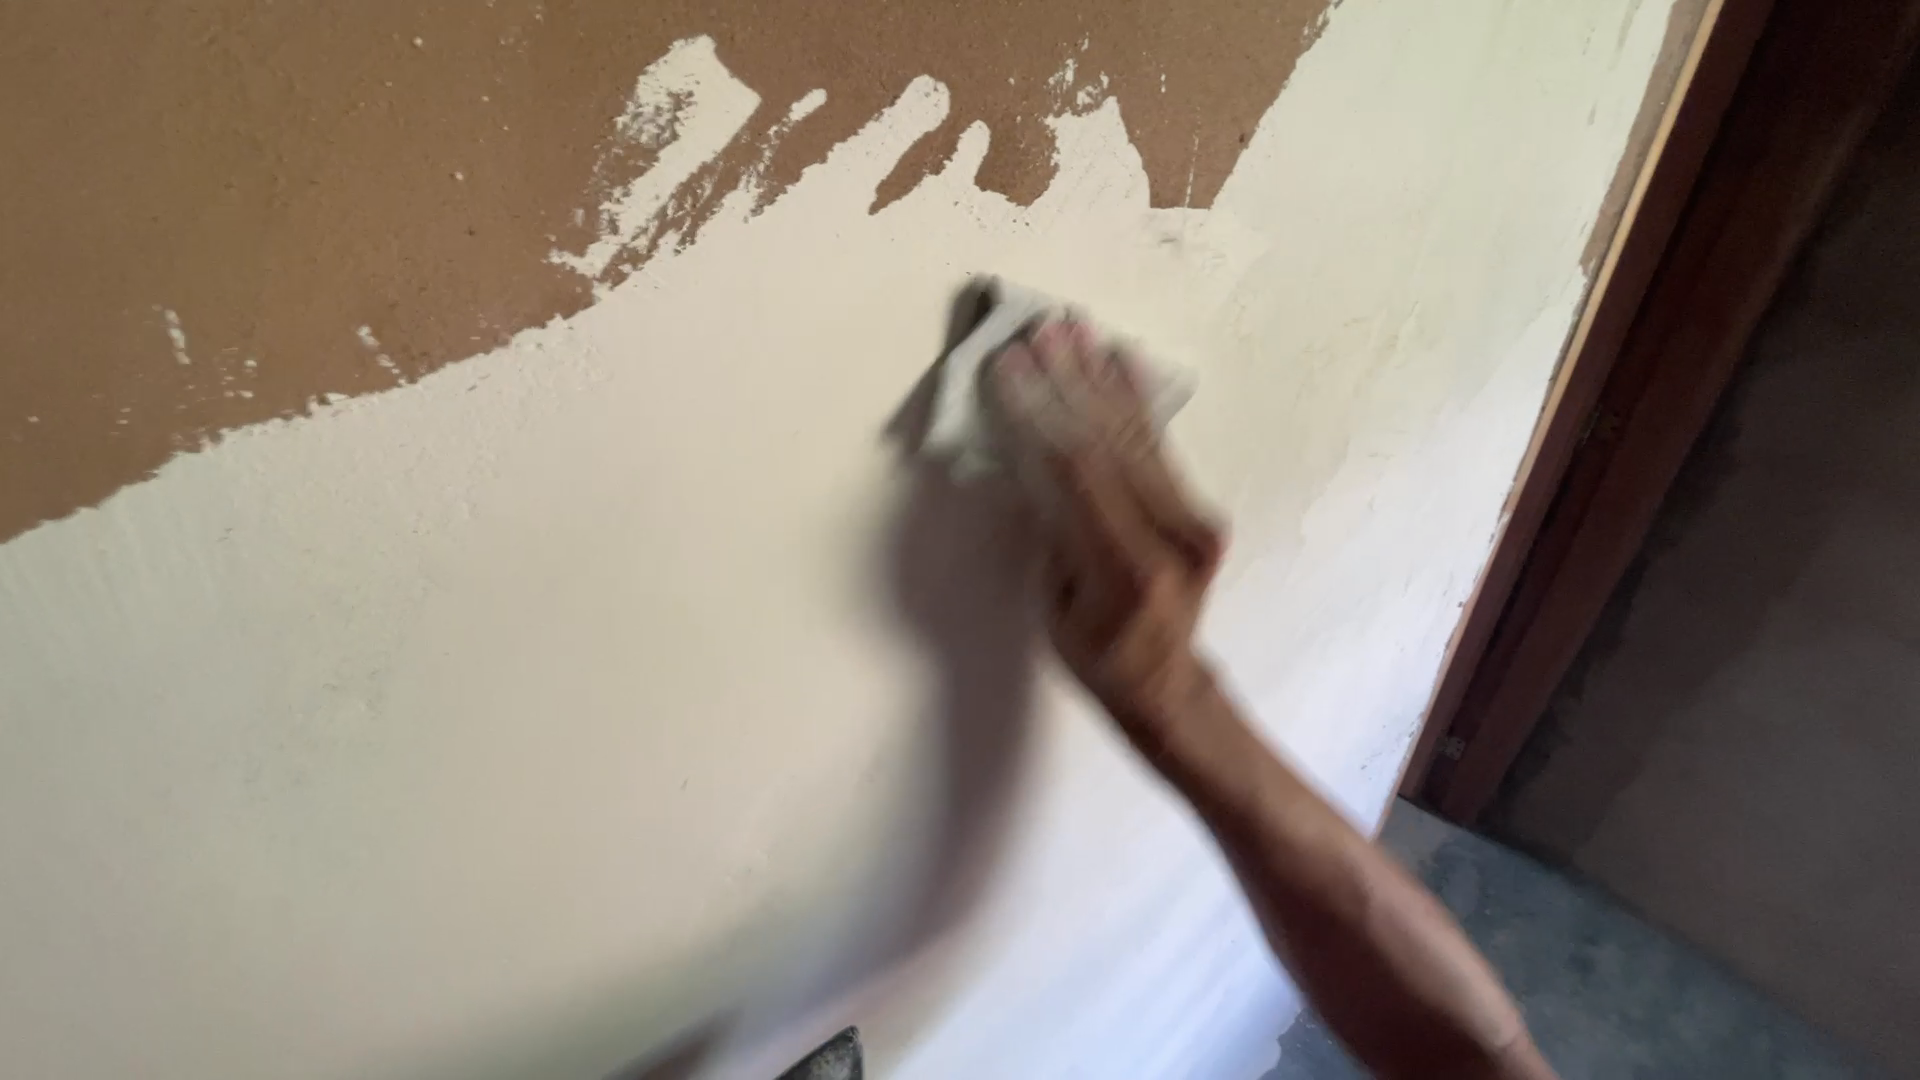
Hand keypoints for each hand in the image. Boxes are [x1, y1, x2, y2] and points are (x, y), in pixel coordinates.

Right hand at [990, 320, 1226, 744]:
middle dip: (1069, 382)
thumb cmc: (1097, 656)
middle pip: (1109, 441)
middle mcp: (1174, 534)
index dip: (1038, 413)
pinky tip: (1125, 362)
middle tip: (1042, 331)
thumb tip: (1040, 460)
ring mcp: (1195, 518)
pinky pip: (1162, 446)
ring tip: (1077, 329)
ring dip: (1101, 379)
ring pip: (1137, 435)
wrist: (1165, 679)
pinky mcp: (1199, 508)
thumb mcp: (1056, 604)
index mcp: (1130, 566)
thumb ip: (1054, 530)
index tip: (1009, 365)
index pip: (1077, 469)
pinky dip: (1139, 402)